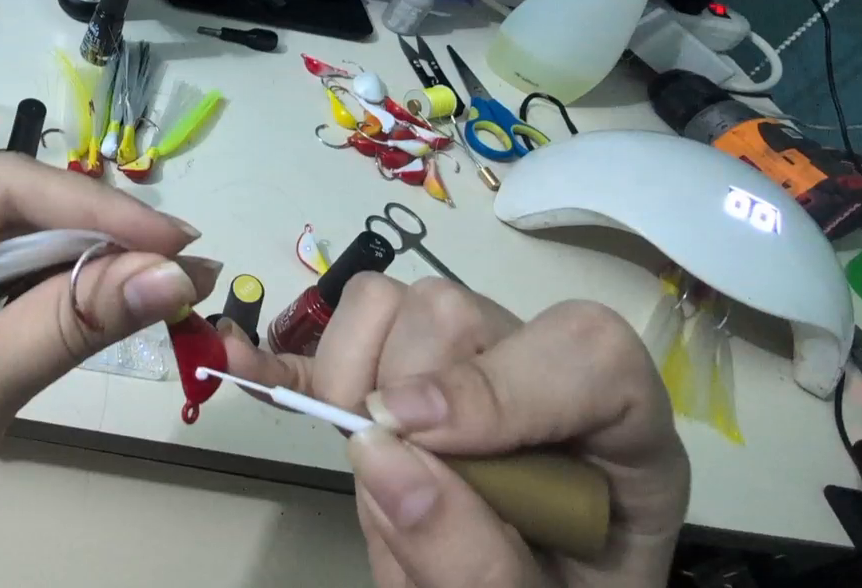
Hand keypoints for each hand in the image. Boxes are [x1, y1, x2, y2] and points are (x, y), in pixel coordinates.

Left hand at [0, 153, 220, 587]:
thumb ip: (72, 322)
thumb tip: (178, 275)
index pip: (3, 185)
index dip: (97, 206)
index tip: (178, 241)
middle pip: (15, 207)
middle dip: (100, 238)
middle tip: (188, 268)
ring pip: (19, 239)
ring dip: (89, 265)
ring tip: (167, 286)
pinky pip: (5, 275)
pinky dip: (60, 292)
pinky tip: (111, 301)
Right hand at [219, 275, 688, 586]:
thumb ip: (475, 561)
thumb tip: (380, 452)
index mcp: (616, 439)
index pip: (583, 353)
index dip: (496, 384)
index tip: (414, 437)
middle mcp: (536, 375)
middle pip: (454, 311)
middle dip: (400, 392)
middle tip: (388, 474)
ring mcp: (456, 362)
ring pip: (387, 300)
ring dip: (347, 374)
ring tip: (361, 454)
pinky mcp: (390, 374)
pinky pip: (331, 337)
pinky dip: (285, 357)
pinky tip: (244, 368)